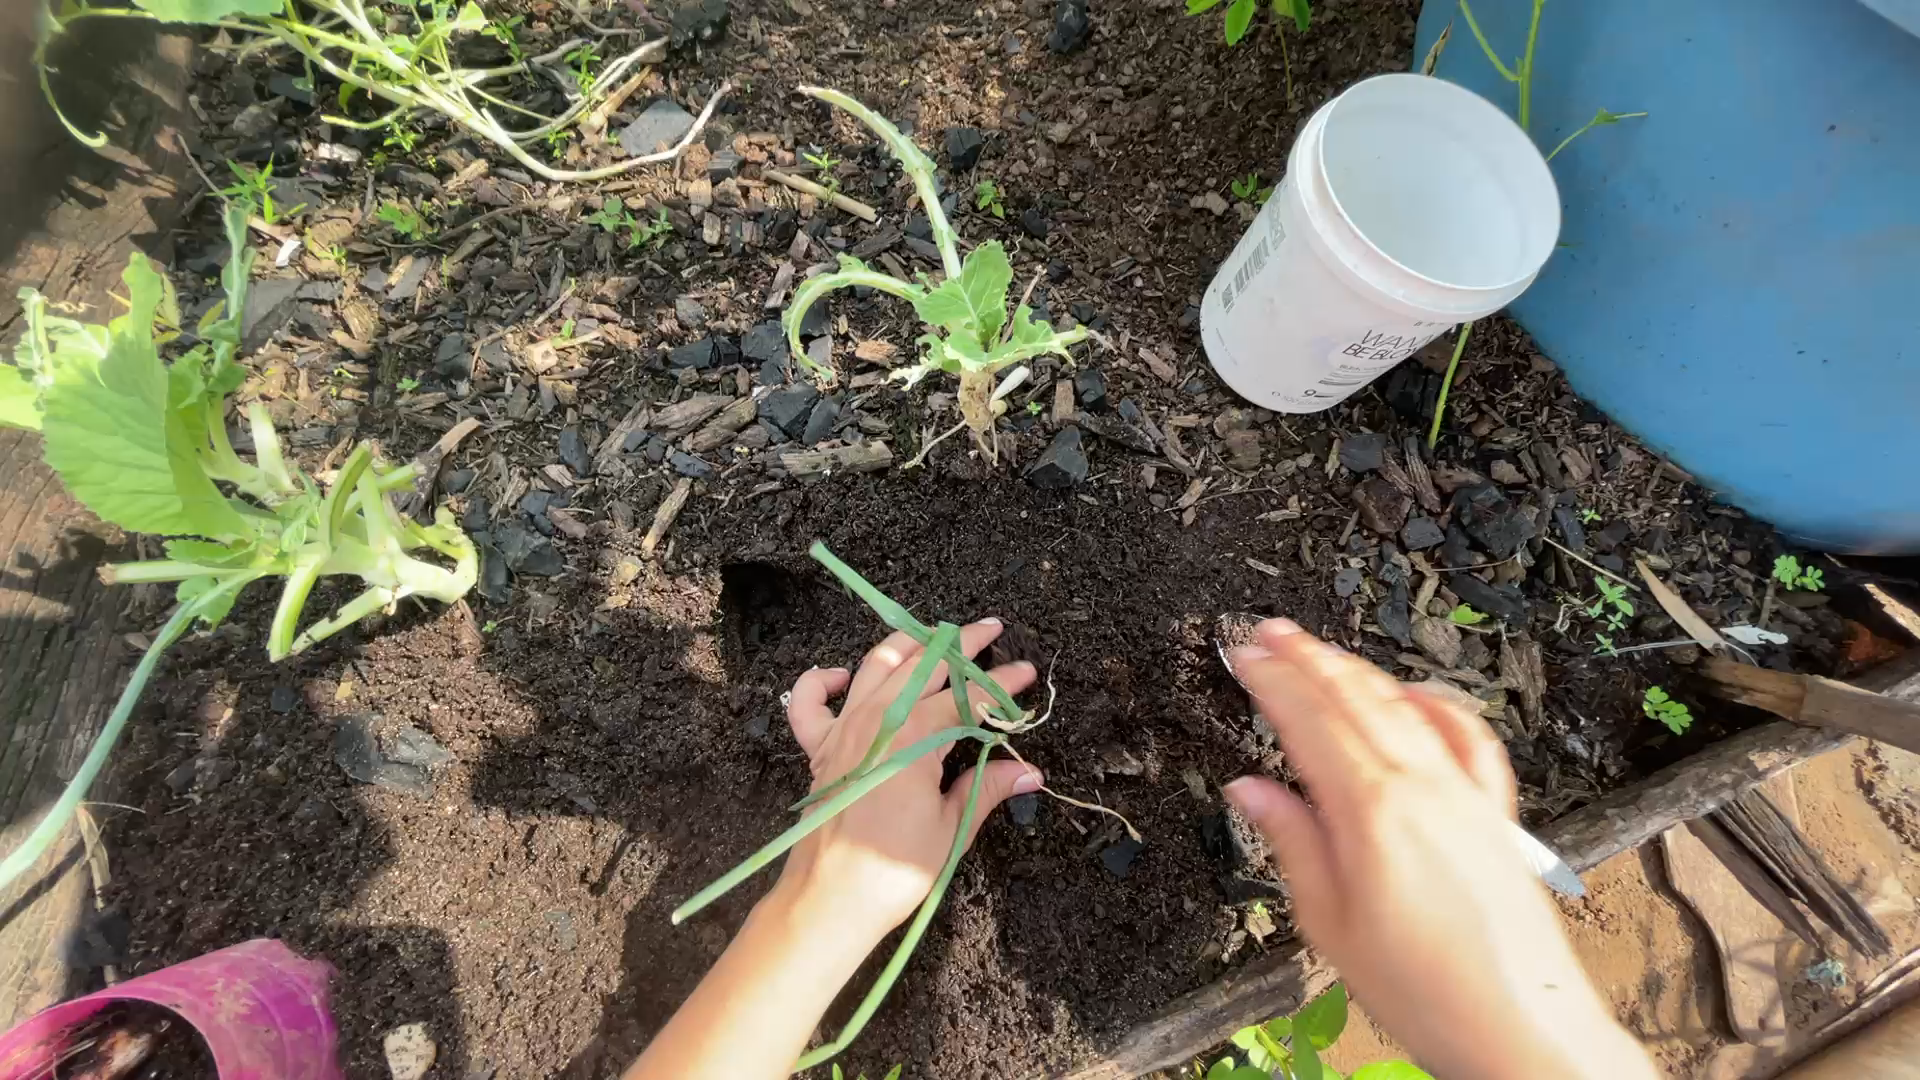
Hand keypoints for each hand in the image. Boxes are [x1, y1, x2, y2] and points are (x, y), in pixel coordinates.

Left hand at [772, 617, 1042, 946]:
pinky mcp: (819, 745)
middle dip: (963, 643)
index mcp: (915, 736)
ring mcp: (844, 726)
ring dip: (908, 643)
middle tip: (991, 630)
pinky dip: (822, 680)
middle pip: (926, 663)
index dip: (1001, 684)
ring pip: (877, 663)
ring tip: (935, 634)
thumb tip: (1030, 771)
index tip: (1027, 673)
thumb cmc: (895, 870)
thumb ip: (987, 787)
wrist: (829, 900)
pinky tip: (842, 675)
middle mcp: (878, 717)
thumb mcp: (952, 828)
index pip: (968, 697)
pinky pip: (810, 700)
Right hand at [1223, 619, 1654, 1079]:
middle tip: (1268, 631)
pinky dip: (1434, 703)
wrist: (1530, 1038)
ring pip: (1402, 706)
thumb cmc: (1423, 989)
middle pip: (1354, 698)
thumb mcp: (1328, 921)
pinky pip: (1466, 737)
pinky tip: (1413, 691)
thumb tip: (1246, 787)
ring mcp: (1464, 793)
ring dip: (1354, 669)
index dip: (1272, 680)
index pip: (1310, 720)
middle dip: (1306, 657)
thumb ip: (1289, 840)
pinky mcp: (1494, 810)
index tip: (1243, 655)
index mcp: (1372, 811)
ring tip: (1318, 647)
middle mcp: (1421, 788)